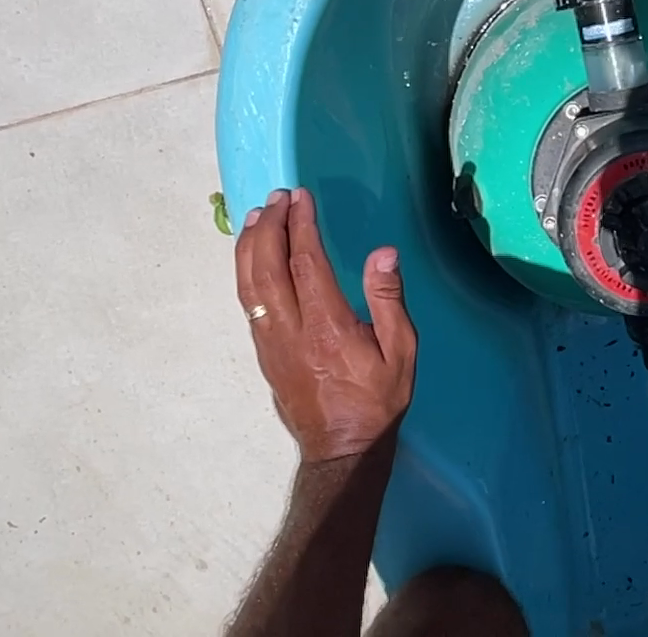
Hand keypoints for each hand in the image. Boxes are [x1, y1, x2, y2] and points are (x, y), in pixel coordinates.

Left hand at [235, 188, 416, 462]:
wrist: (342, 450)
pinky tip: (253, 256)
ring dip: (251, 246)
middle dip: (269, 227)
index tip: (301, 197)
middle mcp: (290, 330)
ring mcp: (270, 342)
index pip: (306, 263)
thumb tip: (383, 253)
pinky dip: (246, 270)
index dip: (301, 226)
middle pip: (266, 268)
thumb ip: (389, 300)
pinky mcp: (263, 352)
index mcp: (326, 326)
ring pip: (248, 285)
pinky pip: (248, 302)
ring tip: (259, 215)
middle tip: (276, 197)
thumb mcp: (400, 350)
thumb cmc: (378, 398)